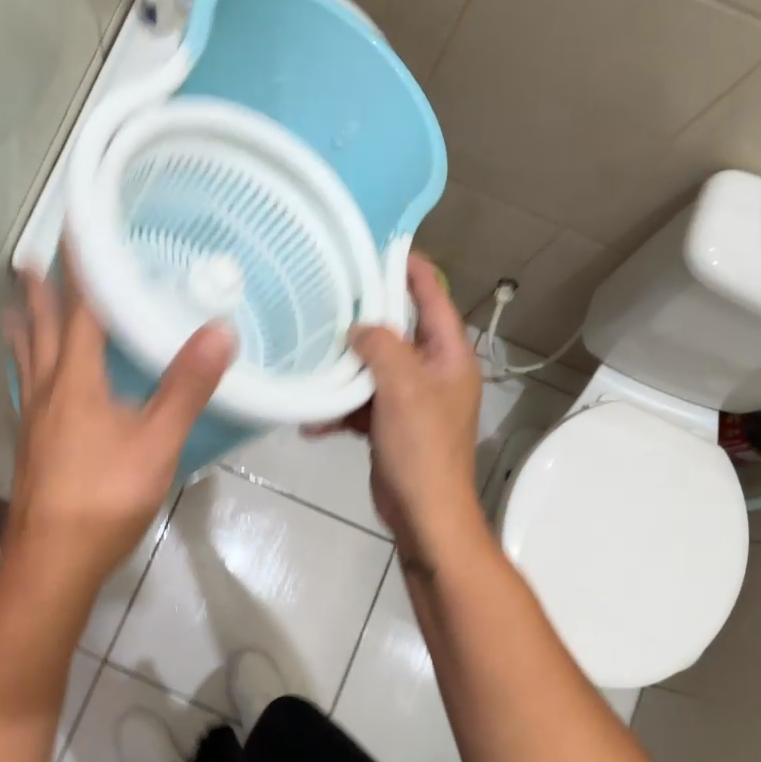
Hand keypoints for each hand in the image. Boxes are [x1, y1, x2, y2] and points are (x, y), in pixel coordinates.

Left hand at [3, 258, 235, 590]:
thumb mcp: (157, 442)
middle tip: (28, 258)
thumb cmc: (104, 497)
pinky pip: (27, 391)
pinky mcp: (32, 448)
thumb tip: (219, 331)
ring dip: (23, 328)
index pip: (78, 310)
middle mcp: (47, 392)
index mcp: (77, 381)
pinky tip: (33, 383)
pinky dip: (28, 369)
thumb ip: (186, 387)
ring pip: (26, 362)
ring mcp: (34, 422)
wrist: (53, 560)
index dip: (79, 268)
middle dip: (38, 293)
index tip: (73, 227)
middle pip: (39, 331)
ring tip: (14, 306)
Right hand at [314, 253, 482, 551]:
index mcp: (450, 357)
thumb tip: (360, 327)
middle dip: (364, 318)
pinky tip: (311, 418)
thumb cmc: (422, 448)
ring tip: (310, 356)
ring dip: (343, 369)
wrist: (424, 514)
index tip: (378, 246)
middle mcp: (434, 373)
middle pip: (398, 332)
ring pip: (373, 369)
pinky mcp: (390, 426)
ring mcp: (411, 401)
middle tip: (328, 295)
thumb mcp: (403, 388)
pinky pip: (361, 404)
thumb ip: (382, 347)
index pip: (434, 298)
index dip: (411, 270)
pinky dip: (338, 409)